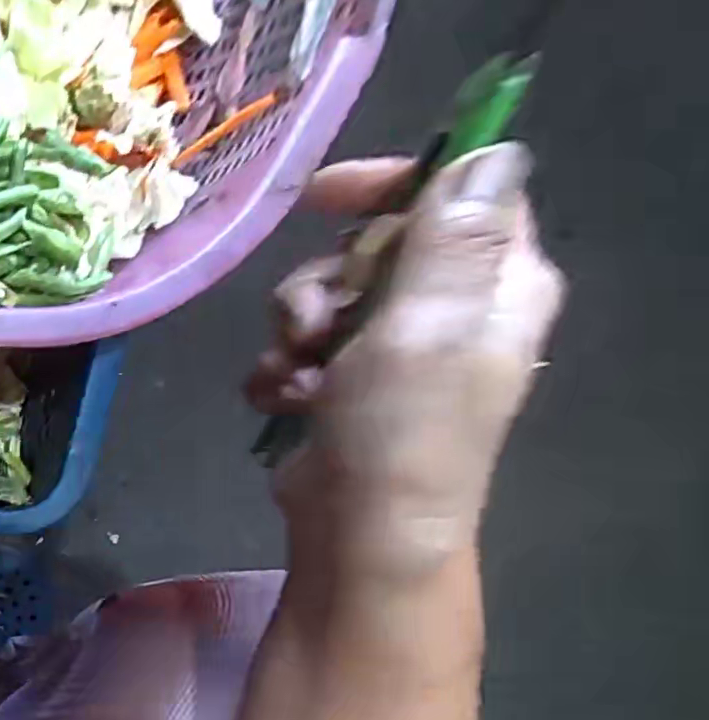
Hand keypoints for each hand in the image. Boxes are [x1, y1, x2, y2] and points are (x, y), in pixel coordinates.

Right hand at [248, 144, 564, 576]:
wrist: (358, 519)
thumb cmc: (400, 426)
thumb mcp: (426, 325)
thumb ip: (451, 239)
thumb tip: (488, 154)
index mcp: (490, 284)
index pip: (457, 197)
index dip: (393, 185)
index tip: (320, 196)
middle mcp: (443, 311)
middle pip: (367, 254)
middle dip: (319, 287)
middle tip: (309, 329)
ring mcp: (385, 353)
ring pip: (317, 306)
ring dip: (287, 338)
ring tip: (295, 380)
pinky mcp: (336, 387)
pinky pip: (290, 355)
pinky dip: (276, 375)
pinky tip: (283, 403)